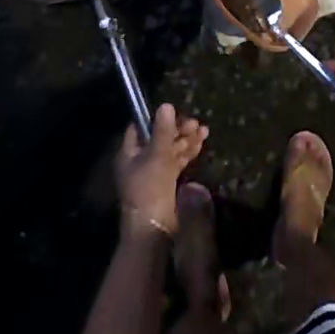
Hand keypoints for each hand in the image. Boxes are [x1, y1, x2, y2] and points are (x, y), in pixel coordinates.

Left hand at [114, 103, 208, 237]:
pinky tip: (201, 144)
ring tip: (204, 131)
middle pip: (159, 137)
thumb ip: (162, 130)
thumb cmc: (149, 188)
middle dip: (178, 129)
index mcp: (130, 152)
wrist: (154, 228)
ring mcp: (153, 172)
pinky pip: (177, 162)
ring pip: (171, 149)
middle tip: (195, 123)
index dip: (157, 118)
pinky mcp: (166, 182)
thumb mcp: (157, 155)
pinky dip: (188, 152)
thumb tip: (166, 104)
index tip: (174, 112)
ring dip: (186, 139)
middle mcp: (140, 159)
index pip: (141, 127)